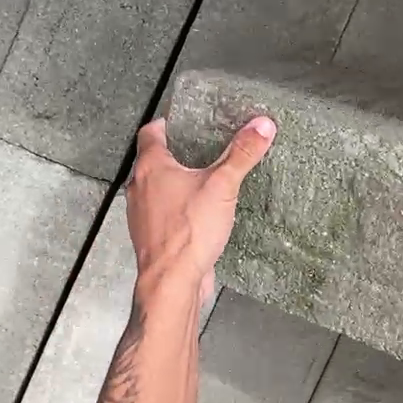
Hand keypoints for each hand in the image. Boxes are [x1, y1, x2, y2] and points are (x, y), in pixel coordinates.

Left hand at [125, 116, 275, 303]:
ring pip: (156, 187)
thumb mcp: (222, 186)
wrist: (172, 282)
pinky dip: (178, 206)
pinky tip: (200, 212)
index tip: (184, 120)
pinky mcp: (152, 236)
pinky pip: (164, 212)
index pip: (150, 133)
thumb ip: (242, 154)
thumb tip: (262, 125)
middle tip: (202, 146)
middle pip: (152, 159)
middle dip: (176, 152)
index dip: (167, 123)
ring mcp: (143, 214)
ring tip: (205, 177)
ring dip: (176, 180)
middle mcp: (139, 188)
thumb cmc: (189, 231)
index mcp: (150, 167)